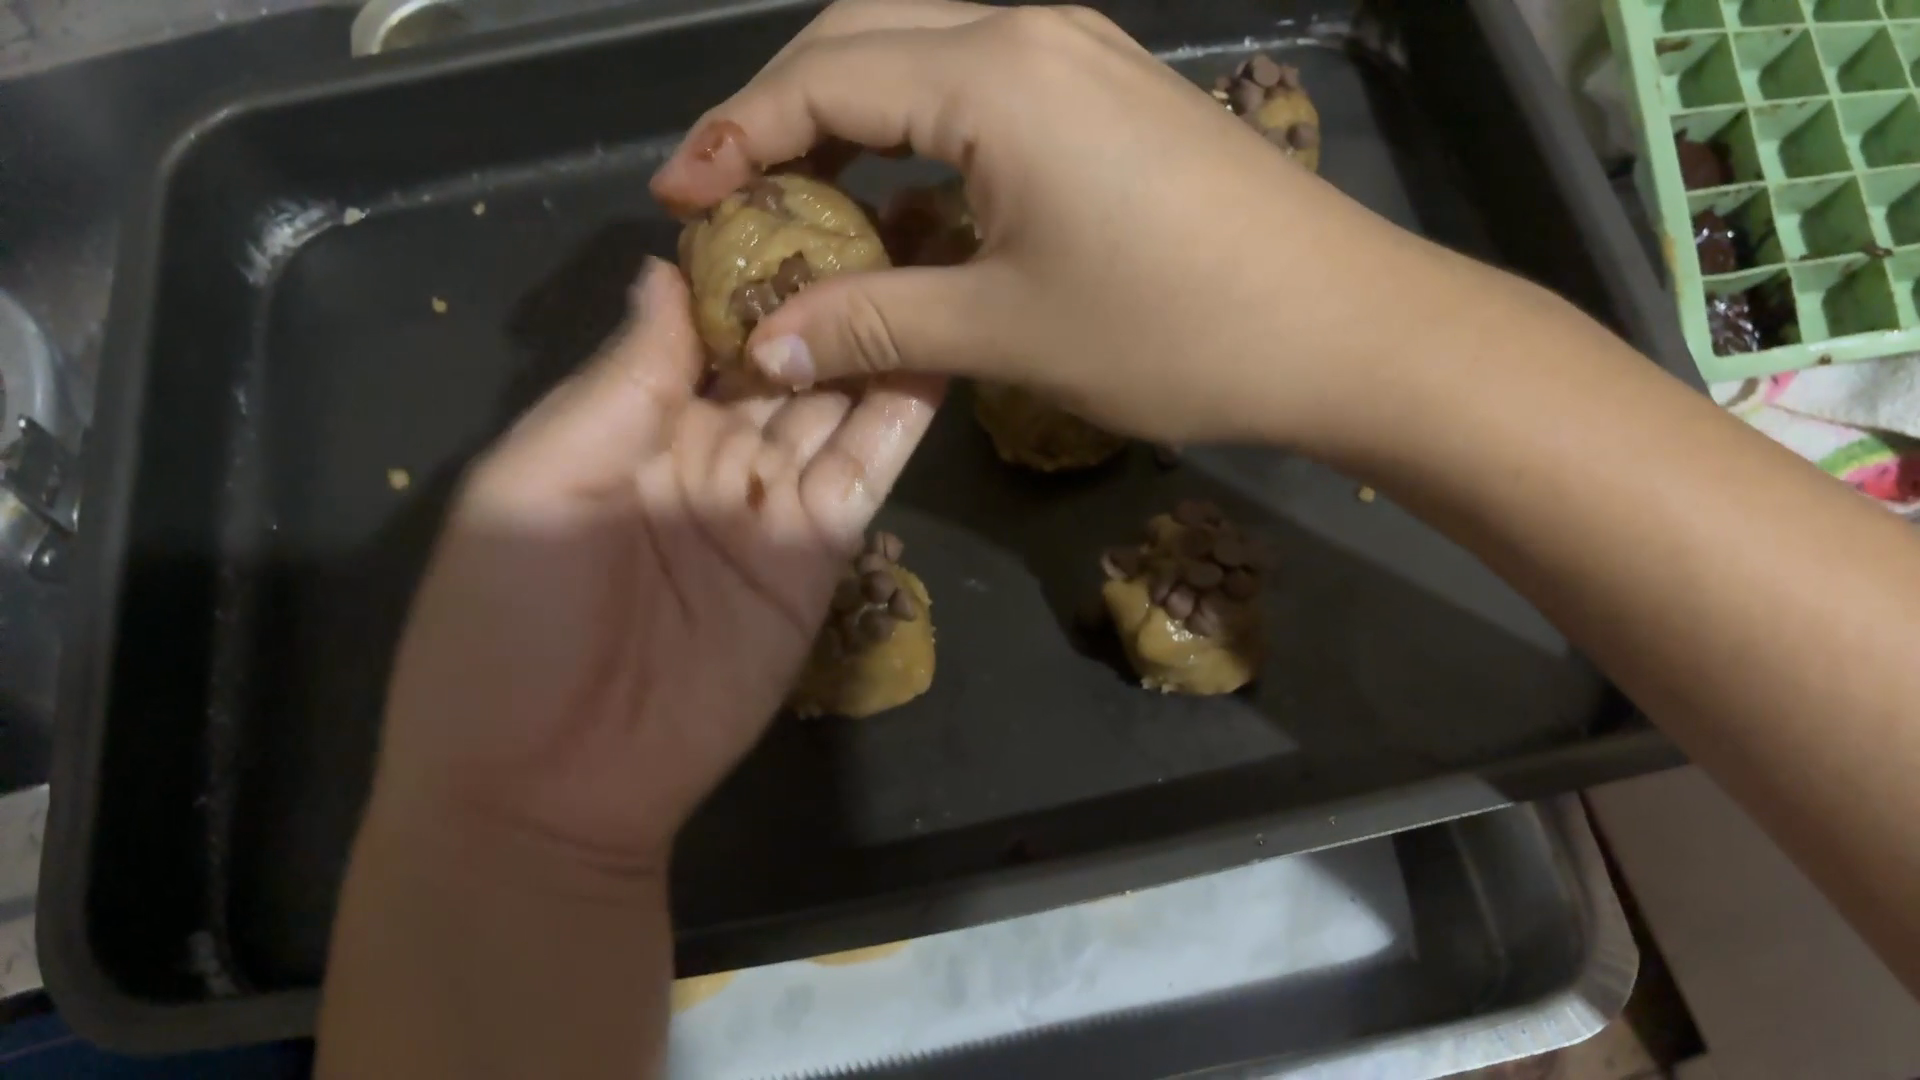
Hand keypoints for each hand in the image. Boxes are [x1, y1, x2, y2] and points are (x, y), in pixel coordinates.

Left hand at [370, 261, 939, 875]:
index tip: (797, 203)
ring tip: (927, 269)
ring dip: (876, 344)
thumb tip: (663, 274)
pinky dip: (899, 419)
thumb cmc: (508, 625)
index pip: (704, 330)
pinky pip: (864, 474)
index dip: (746, 273)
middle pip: (782, 361)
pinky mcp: (819, 555)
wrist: (552, 782)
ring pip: (835, 407)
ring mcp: (771, 505)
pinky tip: (934, 355)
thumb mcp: (532, 483)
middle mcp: (710, 454)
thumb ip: (616, 385)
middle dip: (828, 299)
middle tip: (890, 220)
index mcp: (631, 428)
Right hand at [649, 0, 1486, 452]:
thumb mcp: (1005, 332)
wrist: (1339, 328)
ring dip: (853, 124)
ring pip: (923, 60)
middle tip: (734, 197)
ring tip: (807, 208)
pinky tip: (910, 210)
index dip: (733, 138)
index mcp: (995, 75)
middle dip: (782, 116)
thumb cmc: (1174, 332)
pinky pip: (983, 96)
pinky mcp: (1111, 100)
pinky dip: (923, 143)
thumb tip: (764, 346)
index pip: (821, 78)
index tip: (677, 197)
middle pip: (862, 40)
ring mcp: (1081, 58)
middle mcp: (1030, 32)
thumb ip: (874, 326)